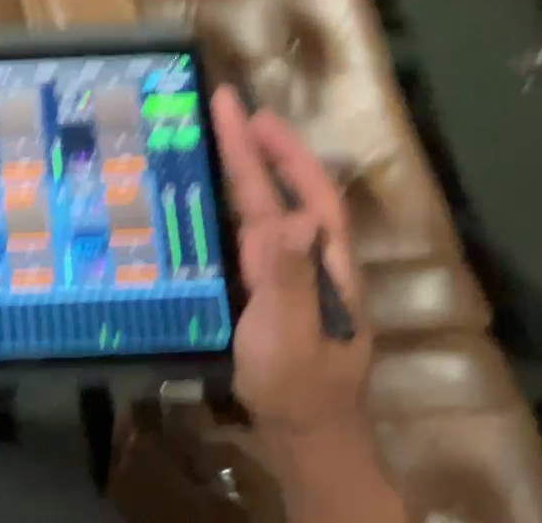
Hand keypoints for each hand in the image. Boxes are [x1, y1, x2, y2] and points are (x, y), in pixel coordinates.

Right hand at [213, 87, 371, 440]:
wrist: (304, 433)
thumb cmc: (297, 382)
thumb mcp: (289, 331)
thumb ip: (289, 277)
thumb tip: (291, 217)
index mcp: (319, 261)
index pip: (295, 191)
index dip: (271, 149)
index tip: (243, 109)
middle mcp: (309, 258)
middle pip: (292, 189)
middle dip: (267, 145)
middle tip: (233, 107)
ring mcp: (291, 273)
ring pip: (274, 205)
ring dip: (255, 166)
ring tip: (229, 134)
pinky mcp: (270, 288)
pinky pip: (254, 228)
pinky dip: (240, 199)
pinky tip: (221, 195)